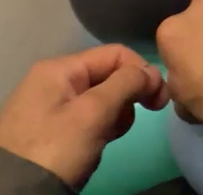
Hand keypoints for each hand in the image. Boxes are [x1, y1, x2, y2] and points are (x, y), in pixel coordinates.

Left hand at [0, 44, 167, 186]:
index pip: (116, 54)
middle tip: (138, 119)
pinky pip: (82, 121)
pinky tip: (93, 148)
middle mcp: (51, 82)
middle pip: (107, 76)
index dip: (143, 71)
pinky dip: (95, 131)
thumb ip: (127, 83)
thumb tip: (149, 74)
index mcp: (60, 69)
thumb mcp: (94, 113)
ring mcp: (45, 109)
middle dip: (126, 97)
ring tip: (108, 138)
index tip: (159, 100)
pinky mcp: (43, 134)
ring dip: (112, 117)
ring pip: (97, 100)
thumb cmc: (54, 149)